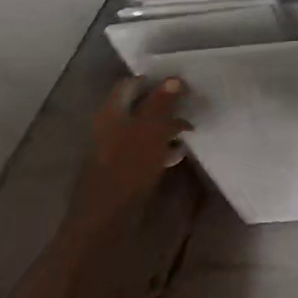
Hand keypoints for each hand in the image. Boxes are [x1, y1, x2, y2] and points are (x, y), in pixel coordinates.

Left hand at [71, 77, 190, 224]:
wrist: (105, 219)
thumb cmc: (129, 169)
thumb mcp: (152, 131)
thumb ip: (162, 104)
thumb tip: (173, 78)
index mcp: (109, 115)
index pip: (129, 85)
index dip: (153, 80)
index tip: (181, 81)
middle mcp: (106, 128)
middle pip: (137, 106)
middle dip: (164, 105)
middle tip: (191, 104)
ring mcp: (110, 150)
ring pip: (142, 128)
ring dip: (165, 127)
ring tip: (189, 132)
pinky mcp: (118, 168)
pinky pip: (142, 148)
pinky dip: (159, 146)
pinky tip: (176, 154)